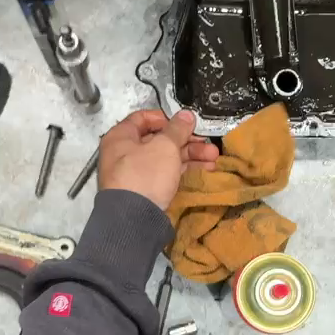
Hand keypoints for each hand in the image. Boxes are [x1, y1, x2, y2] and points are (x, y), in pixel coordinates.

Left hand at [97, 109, 218, 210]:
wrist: (134, 220)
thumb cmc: (145, 174)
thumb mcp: (164, 146)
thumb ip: (177, 129)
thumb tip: (186, 114)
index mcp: (121, 137)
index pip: (142, 118)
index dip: (166, 118)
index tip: (186, 122)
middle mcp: (125, 154)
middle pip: (159, 140)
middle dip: (187, 141)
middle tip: (208, 143)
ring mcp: (135, 174)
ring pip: (166, 159)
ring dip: (191, 156)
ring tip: (214, 158)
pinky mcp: (146, 192)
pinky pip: (166, 175)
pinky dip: (184, 171)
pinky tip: (205, 170)